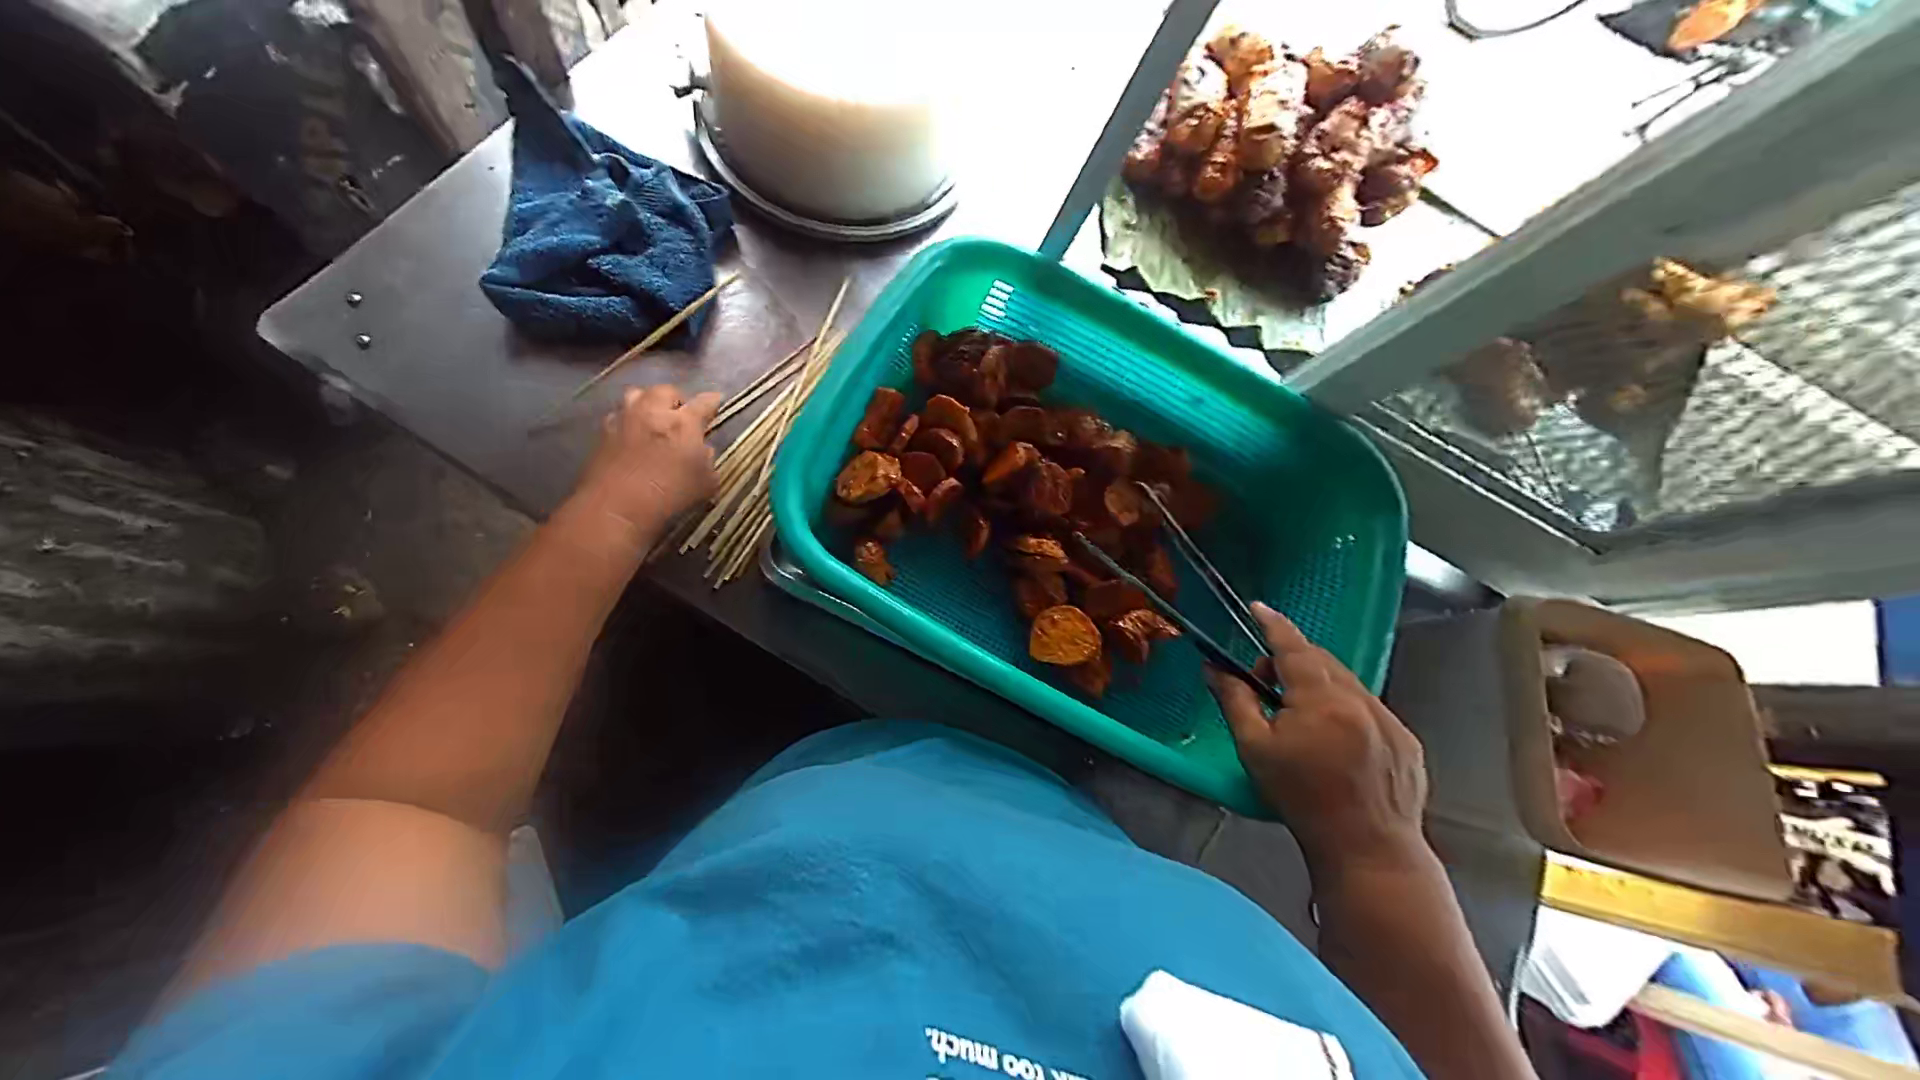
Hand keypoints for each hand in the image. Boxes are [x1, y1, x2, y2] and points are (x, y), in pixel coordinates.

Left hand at [565, 384, 719, 550]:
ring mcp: (625, 420)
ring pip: (636, 395)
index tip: (716, 400)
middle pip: (666, 391)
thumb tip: (703, 451)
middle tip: (681, 413)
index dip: (712, 401)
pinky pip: (618, 416)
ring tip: (652, 418)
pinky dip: (627, 421)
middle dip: (676, 399)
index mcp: (684, 423)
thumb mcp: (706, 483)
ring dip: (647, 402)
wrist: (617, 507)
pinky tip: (631, 436)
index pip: (704, 402)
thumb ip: (708, 462)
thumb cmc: (671, 495)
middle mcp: (653, 412)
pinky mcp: (603, 433)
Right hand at [1206, 602, 1429, 871]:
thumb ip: (1234, 700)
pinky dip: (1345, 709)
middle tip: (1264, 686)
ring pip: (1346, 683)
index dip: (1273, 624)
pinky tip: (1334, 743)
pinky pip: (1369, 708)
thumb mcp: (1254, 748)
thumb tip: (1214, 669)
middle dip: (1289, 662)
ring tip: (1298, 720)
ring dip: (1317, 685)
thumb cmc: (1302, 798)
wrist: (1368, 849)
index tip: (1258, 608)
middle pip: (1320, 661)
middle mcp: (1360, 700)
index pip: (1292, 646)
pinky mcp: (1406, 742)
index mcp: (1321, 698)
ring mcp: (1389, 720)